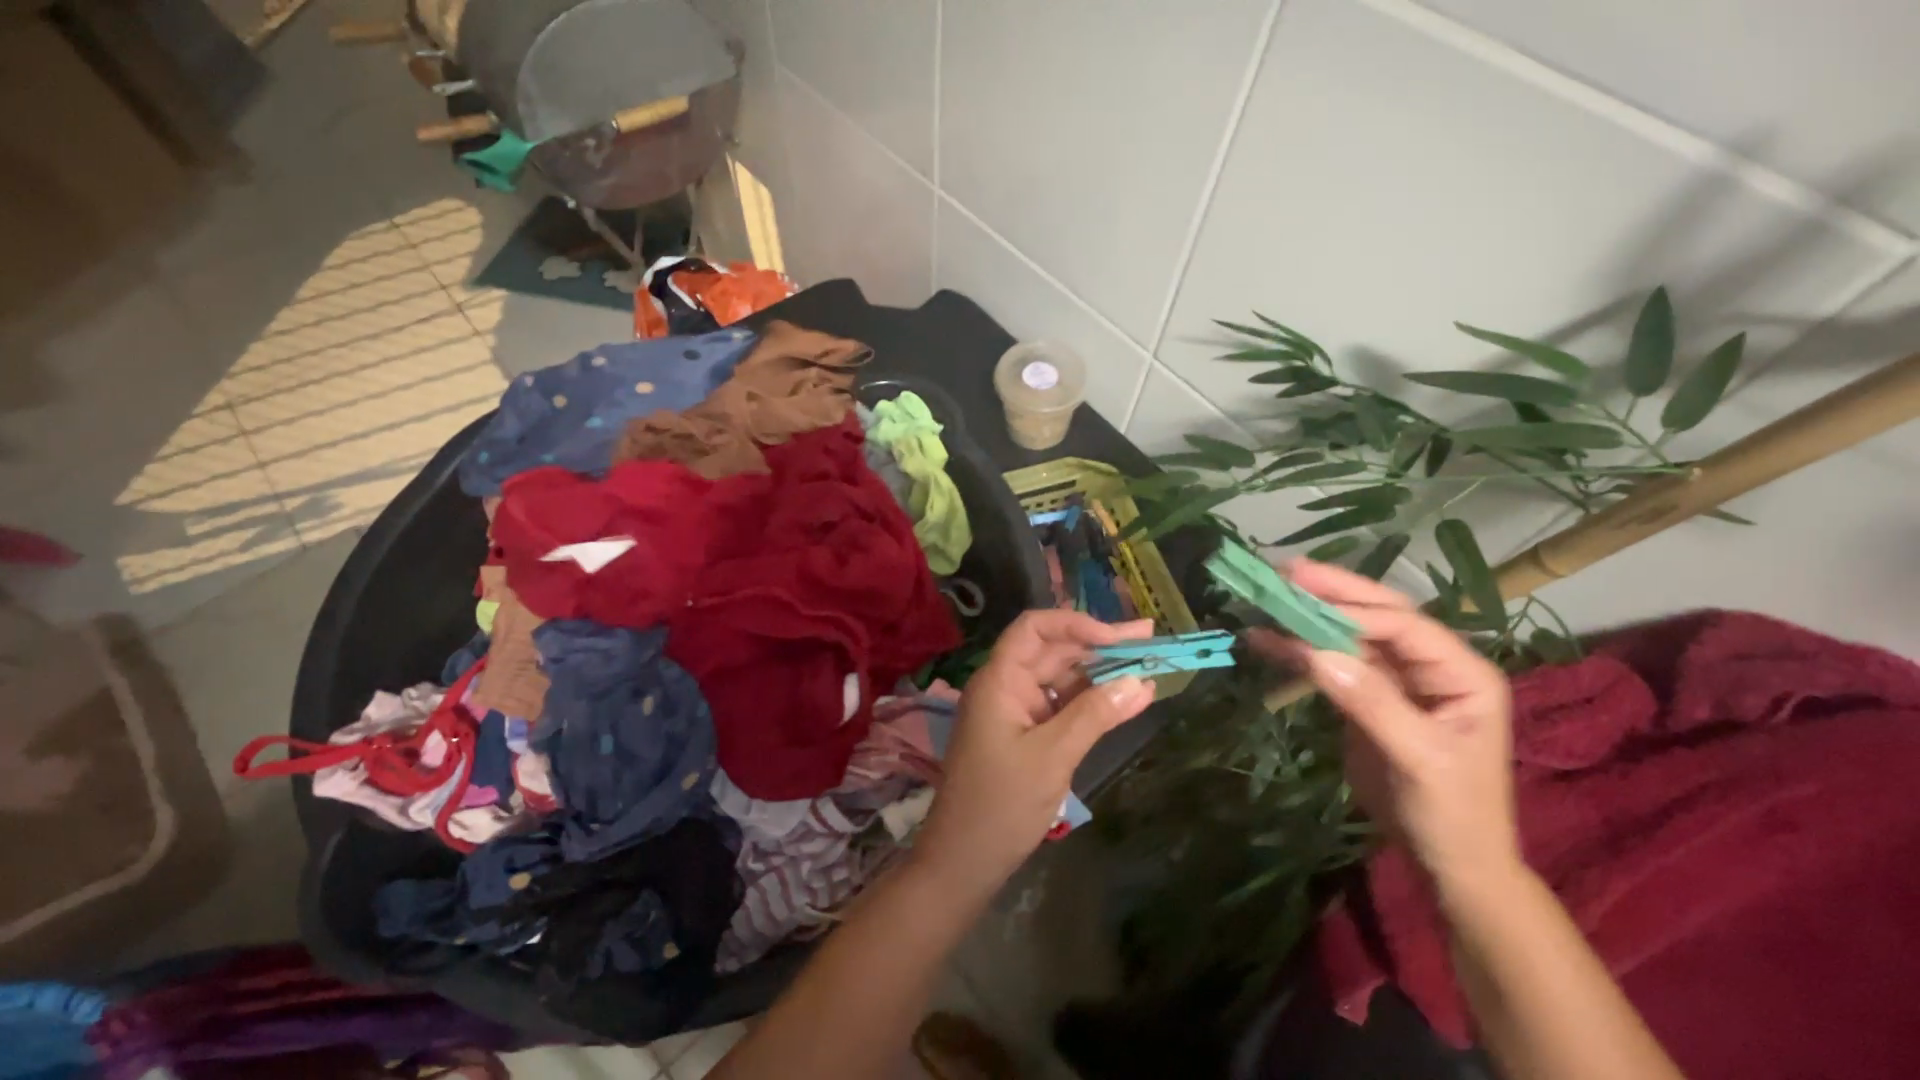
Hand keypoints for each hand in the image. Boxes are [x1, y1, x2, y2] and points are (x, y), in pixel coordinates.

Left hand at [914, 611, 1156, 888]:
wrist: (964, 860)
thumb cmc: (1001, 804)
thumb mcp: (1053, 756)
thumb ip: (1095, 715)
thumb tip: (1139, 682)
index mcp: (999, 681)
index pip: (1034, 629)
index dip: (1077, 624)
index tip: (1119, 637)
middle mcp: (1005, 688)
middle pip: (1052, 651)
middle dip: (1099, 643)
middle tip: (1150, 639)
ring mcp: (1014, 712)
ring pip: (1059, 679)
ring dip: (1100, 672)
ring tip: (1147, 665)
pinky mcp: (1024, 736)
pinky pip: (1059, 706)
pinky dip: (1090, 701)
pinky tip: (1125, 700)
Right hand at [1248, 560, 1518, 887]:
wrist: (1451, 865)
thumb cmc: (1452, 814)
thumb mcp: (1418, 759)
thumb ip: (1371, 702)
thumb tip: (1315, 653)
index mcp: (1463, 673)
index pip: (1405, 627)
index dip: (1353, 613)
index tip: (1302, 605)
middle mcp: (1433, 667)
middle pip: (1380, 617)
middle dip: (1333, 593)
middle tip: (1284, 569)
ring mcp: (1401, 682)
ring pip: (1353, 637)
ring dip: (1311, 618)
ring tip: (1268, 595)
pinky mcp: (1371, 700)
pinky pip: (1335, 665)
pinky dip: (1303, 652)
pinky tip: (1269, 640)